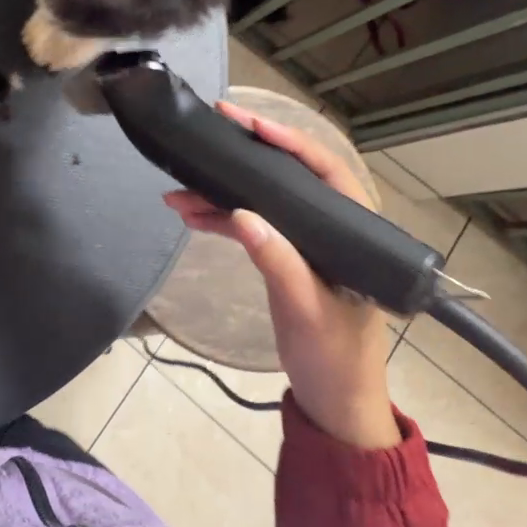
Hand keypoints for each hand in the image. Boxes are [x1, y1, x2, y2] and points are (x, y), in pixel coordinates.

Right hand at [163, 101, 400, 449]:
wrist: (334, 404)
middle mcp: (328, 225)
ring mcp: (304, 240)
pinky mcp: (284, 256)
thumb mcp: (307, 311)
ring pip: (260, 200)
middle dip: (243, 157)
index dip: (286, 140)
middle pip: (285, 176)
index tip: (246, 123)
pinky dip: (219, 219)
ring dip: (219, 194)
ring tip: (176, 192)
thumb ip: (278, 262)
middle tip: (207, 132)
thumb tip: (241, 215)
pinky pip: (249, 225)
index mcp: (351, 230)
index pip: (322, 168)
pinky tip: (189, 214)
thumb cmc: (335, 357)